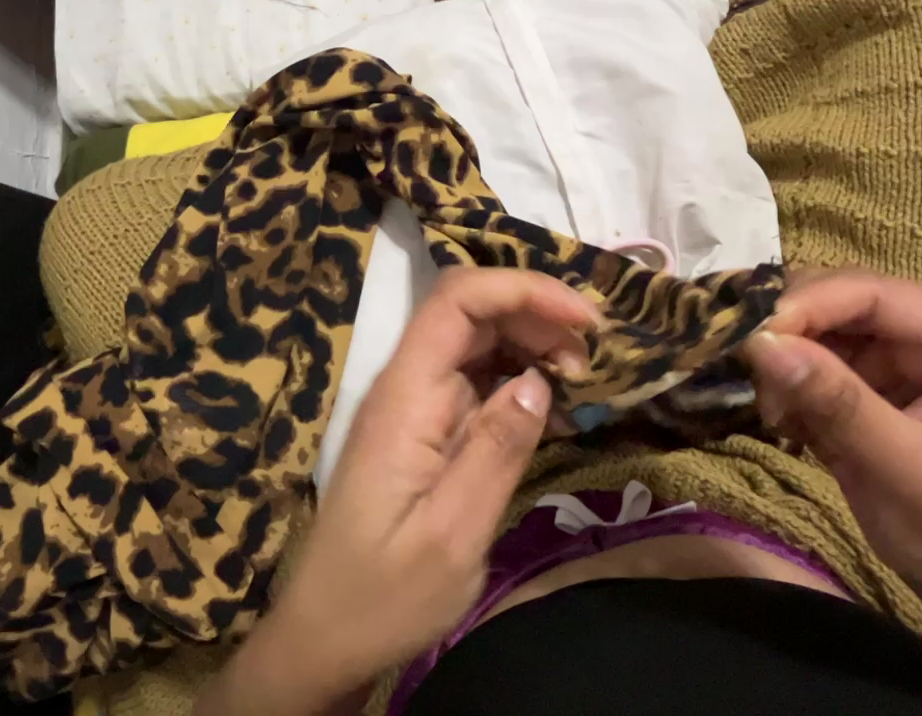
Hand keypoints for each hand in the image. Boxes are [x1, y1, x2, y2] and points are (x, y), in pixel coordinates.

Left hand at [199, 268, 597, 715]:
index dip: (523, 290)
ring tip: (582, 377)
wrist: (327, 632)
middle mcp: (404, 385)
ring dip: (531, 342)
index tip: (586, 320)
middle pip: (469, 310)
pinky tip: (552, 401)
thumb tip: (540, 380)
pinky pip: (473, 378)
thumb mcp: (453, 534)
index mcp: (404, 397)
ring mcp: (412, 404)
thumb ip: (497, 450)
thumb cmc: (385, 594)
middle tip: (594, 359)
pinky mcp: (423, 426)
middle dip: (536, 314)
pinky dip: (517, 375)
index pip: (457, 301)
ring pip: (474, 339)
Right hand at [741, 270, 921, 627]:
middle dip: (789, 334)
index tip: (749, 340)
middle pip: (837, 299)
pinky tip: (789, 425)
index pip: (872, 292)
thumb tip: (760, 342)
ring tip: (778, 416)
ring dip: (783, 364)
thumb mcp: (908, 473)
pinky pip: (810, 358)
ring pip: (815, 326)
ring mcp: (902, 354)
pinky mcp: (872, 380)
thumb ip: (838, 403)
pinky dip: (788, 385)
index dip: (805, 305)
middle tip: (755, 382)